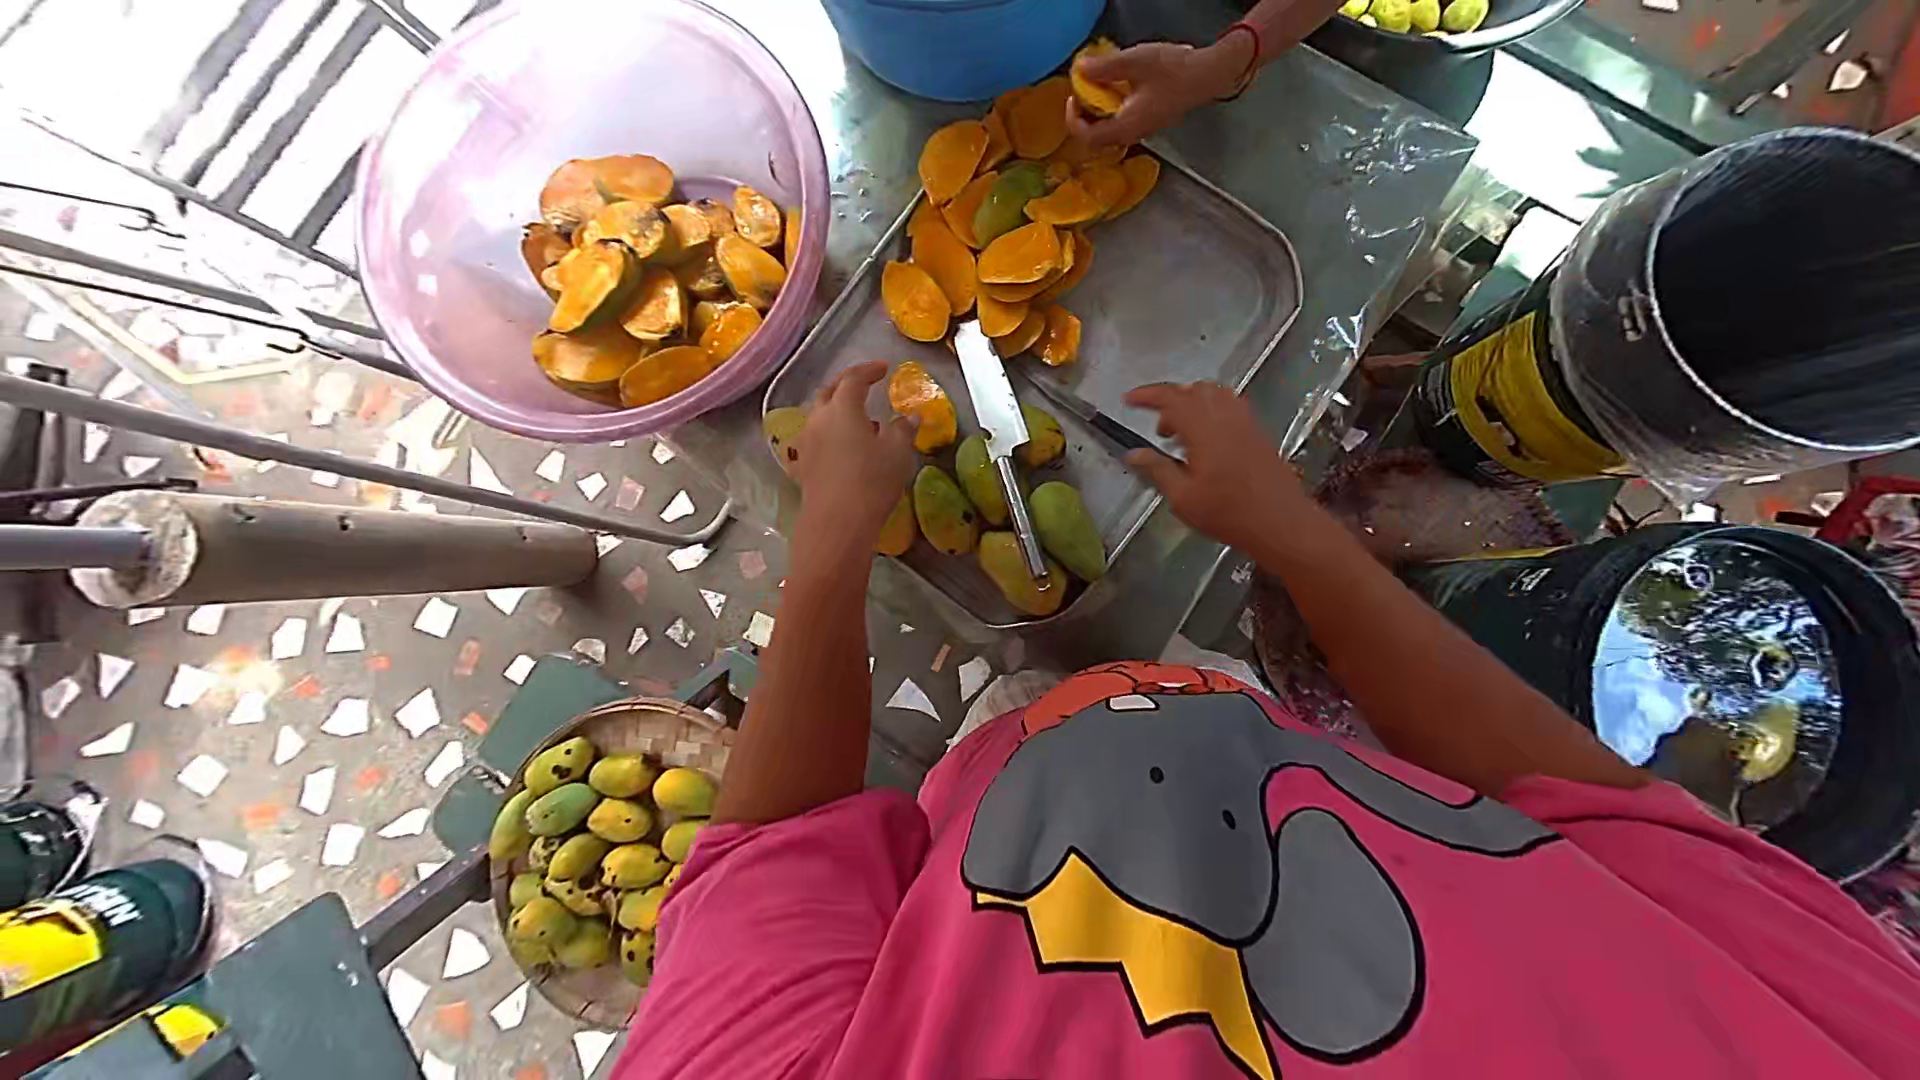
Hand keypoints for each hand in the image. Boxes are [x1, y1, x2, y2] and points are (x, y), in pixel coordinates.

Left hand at [792, 361, 917, 550]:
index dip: (869, 370)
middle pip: (830, 392)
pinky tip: (844, 447)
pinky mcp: (803, 465)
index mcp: (842, 408)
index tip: (884, 368)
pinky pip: (817, 438)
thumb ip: (903, 430)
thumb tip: (910, 416)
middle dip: (847, 384)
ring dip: (838, 409)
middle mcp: (818, 419)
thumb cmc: (871, 481)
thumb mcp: (897, 452)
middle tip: (866, 383)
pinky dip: (831, 433)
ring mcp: (807, 443)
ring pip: (820, 415)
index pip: (854, 378)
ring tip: (859, 419)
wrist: (837, 523)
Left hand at [1064, 38, 1251, 148]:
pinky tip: (1115, 91)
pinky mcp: (1146, 125)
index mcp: (1124, 128)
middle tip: (1081, 95)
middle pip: (1095, 140)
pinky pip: (1120, 125)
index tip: (1072, 98)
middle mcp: (1130, 137)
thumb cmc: (1173, 70)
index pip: (1088, 138)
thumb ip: (1105, 67)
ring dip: (1096, 115)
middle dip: (1083, 119)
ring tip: (1096, 90)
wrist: (1206, 76)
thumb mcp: (1135, 62)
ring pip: (1107, 133)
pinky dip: (1110, 112)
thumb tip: (1079, 70)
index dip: (1073, 121)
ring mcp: (1139, 133)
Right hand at [1123, 381, 1305, 551]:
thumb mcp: (1183, 497)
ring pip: (1215, 394)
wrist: (1280, 522)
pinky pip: (1230, 406)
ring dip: (1192, 404)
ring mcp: (1246, 423)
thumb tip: (1134, 454)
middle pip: (1194, 390)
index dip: (1147, 396)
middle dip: (1170, 402)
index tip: (1130, 399)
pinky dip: (1211, 411)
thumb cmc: (1228, 513)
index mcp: (1205, 430)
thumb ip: (1157, 469)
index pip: (1172, 399)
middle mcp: (1227, 418)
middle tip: (1160, 430)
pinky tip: (1205, 439)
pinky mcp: (1257, 432)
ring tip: (1181, 433)